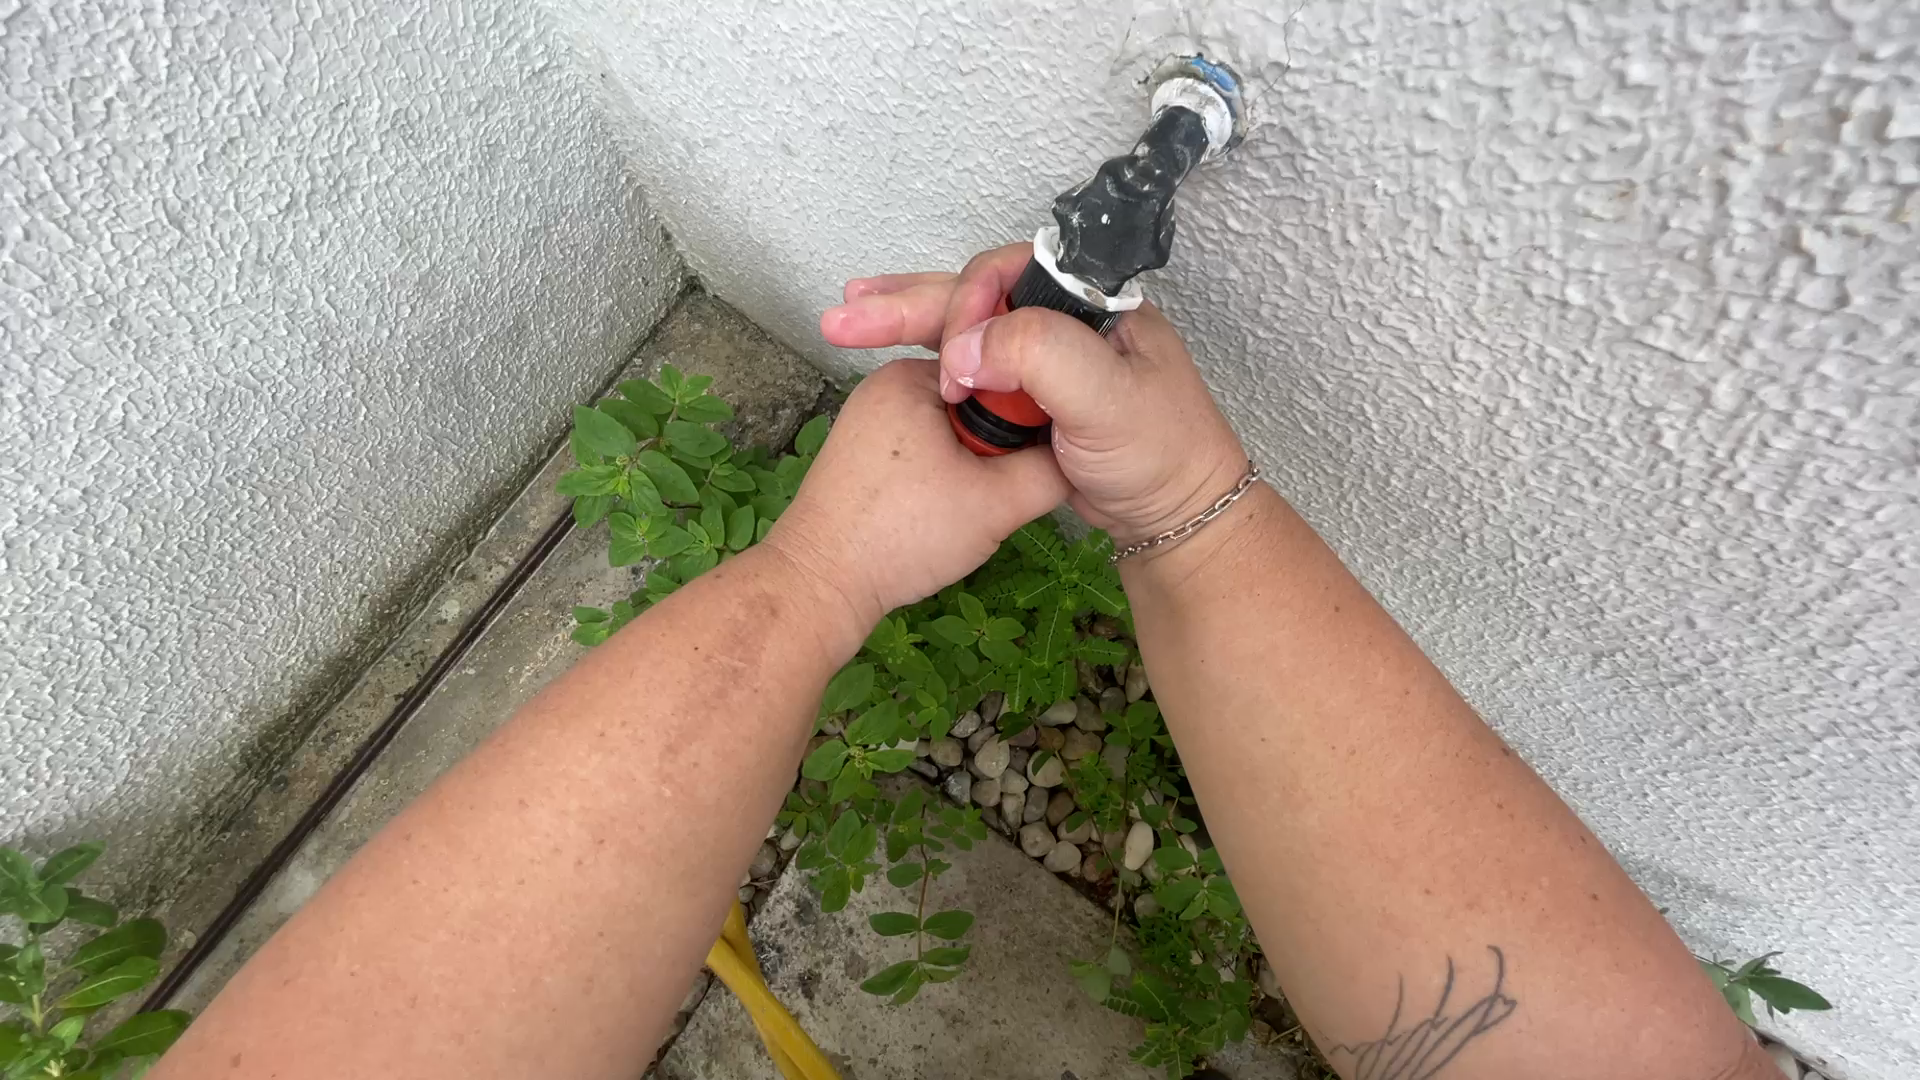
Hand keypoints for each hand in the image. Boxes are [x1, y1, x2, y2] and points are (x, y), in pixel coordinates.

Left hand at [761, 357, 1069, 632]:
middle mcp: (886, 384)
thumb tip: (1079, 455)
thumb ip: (1052, 471)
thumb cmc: (903, 535)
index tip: (1042, 449)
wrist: (821, 584)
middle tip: (1005, 487)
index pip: (998, 368)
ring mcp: (870, 417)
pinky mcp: (863, 451)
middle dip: (997, 441)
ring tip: (975, 502)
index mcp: (913, 376)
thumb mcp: (997, 504)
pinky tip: (947, 505)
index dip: (1029, 410)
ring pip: (951, 426)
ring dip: (972, 460)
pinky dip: (944, 471)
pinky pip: (924, 445)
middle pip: (976, 397)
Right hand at [819, 246, 1247, 545]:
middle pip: (972, 296)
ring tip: (847, 318)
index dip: (969, 308)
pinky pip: (969, 367)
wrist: (1167, 511)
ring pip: (963, 328)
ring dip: (903, 321)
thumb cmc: (1154, 450)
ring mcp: (1039, 356)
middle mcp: (1058, 318)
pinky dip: (928, 361)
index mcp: (1086, 302)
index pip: (1009, 275)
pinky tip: (889, 357)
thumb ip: (1040, 356)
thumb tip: (963, 349)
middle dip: (905, 302)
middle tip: (847, 313)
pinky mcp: (1024, 394)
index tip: (954, 368)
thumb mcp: (1107, 397)